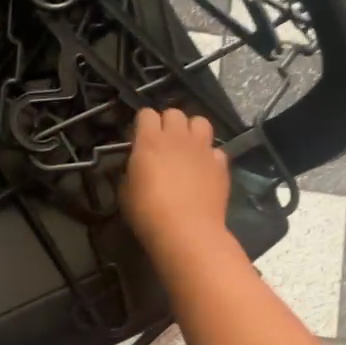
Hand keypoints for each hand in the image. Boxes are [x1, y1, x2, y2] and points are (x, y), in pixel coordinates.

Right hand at [121, 108, 229, 253]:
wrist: (187, 231)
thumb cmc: (148, 212)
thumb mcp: (125, 192)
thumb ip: (131, 170)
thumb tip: (136, 166)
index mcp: (150, 140)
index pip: (146, 113)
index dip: (142, 123)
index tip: (139, 138)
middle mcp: (178, 137)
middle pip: (175, 113)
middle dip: (168, 123)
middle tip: (163, 143)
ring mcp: (202, 149)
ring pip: (200, 122)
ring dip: (192, 131)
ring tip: (187, 147)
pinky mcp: (221, 165)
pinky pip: (216, 150)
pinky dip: (209, 156)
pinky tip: (204, 170)